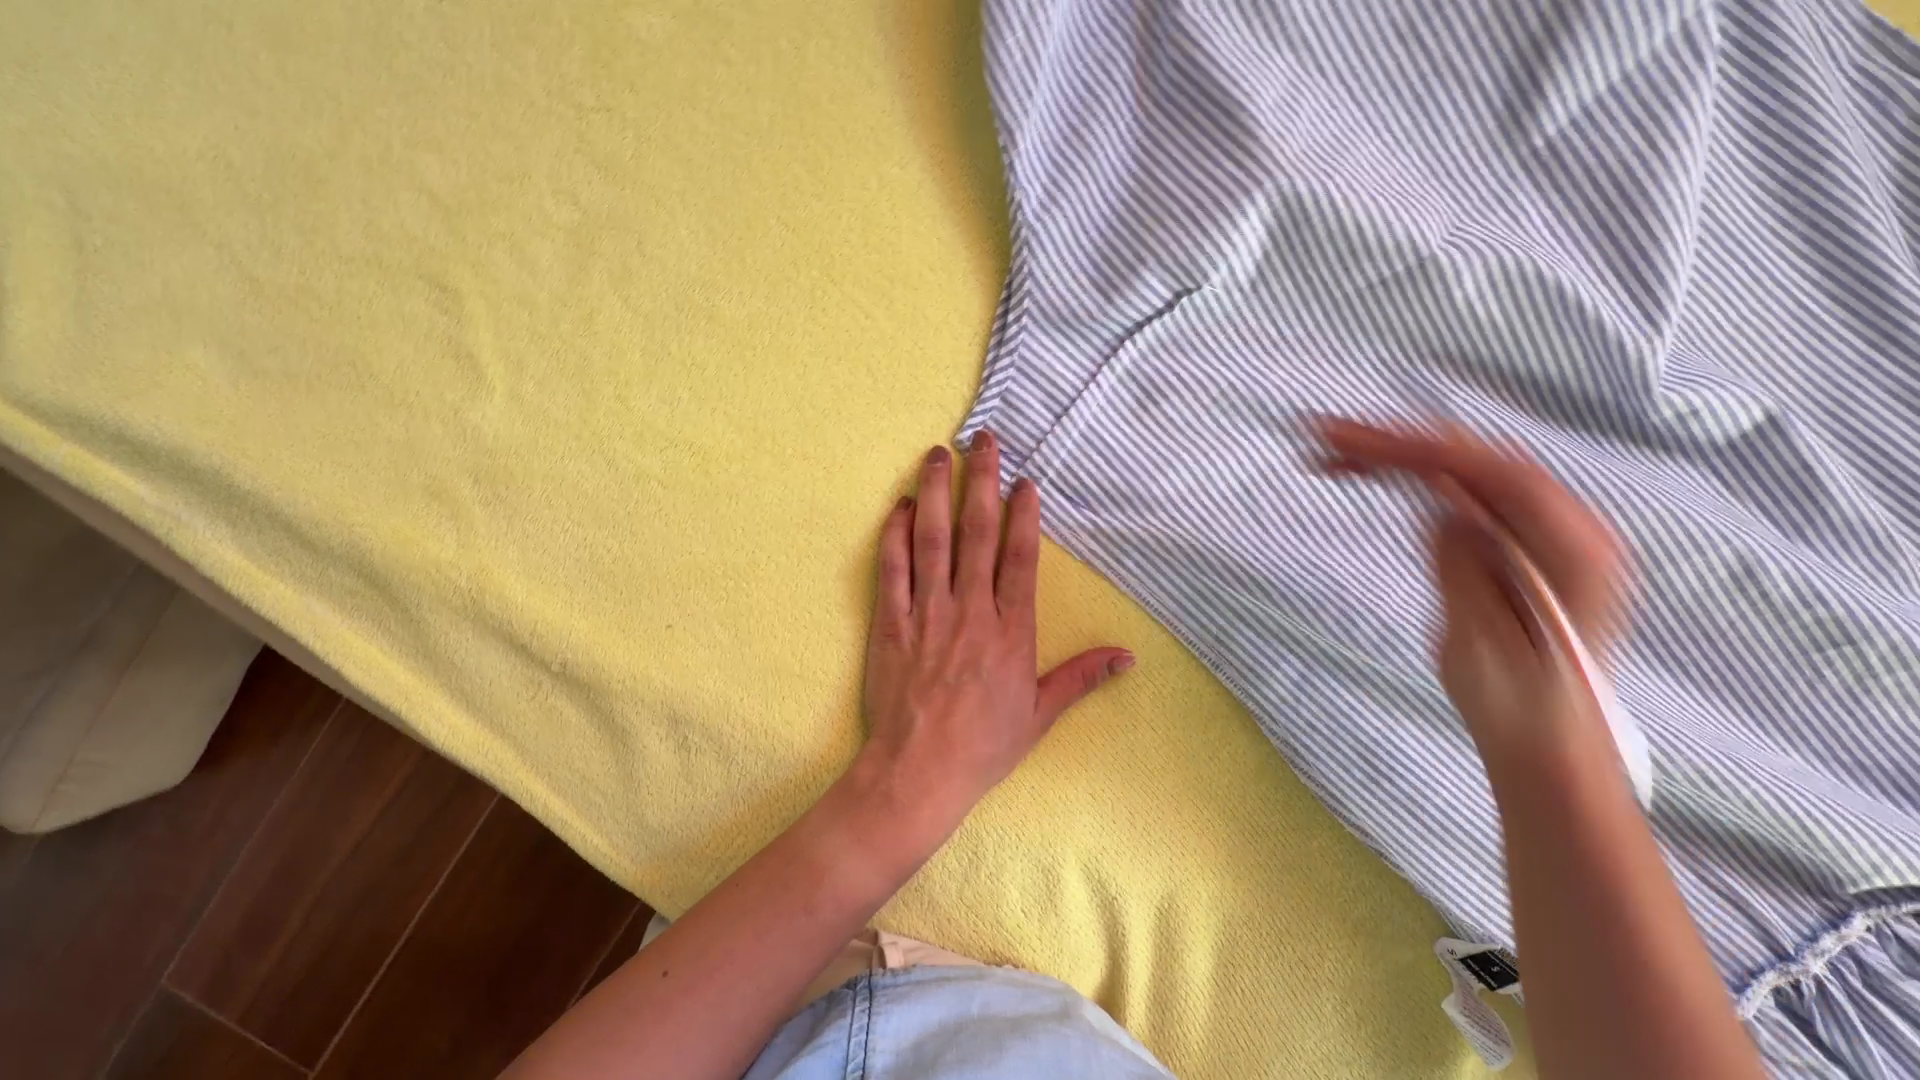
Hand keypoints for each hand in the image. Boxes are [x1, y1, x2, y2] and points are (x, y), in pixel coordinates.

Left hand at [855, 431, 1132, 842]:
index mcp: (1011, 631)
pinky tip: (899, 506)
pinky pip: (892, 568)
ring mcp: (927, 613)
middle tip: (984, 439)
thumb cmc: (983, 747)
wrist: (918, 773)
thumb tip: (1128, 656)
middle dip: (982, 481)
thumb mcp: (1040, 715)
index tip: (1026, 479)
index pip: (1020, 557)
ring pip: (931, 539)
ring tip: (938, 454)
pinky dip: (894, 534)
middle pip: (977, 532)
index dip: (1025, 513)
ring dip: (935, 492)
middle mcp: (971, 611)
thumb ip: (1081, 678)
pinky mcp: (890, 623)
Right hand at [1316, 418, 1628, 764]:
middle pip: (1481, 462)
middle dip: (1402, 443)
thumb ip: (1466, 569)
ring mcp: (1545, 534)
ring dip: (1403, 456)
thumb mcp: (1481, 644)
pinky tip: (1379, 474)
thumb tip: (1441, 506)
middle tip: (1327, 436)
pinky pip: (1468, 495)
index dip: (1427, 450)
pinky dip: (1418, 480)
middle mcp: (1570, 529)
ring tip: (1337, 452)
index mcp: (1575, 551)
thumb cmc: (1517, 709)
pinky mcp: (1518, 545)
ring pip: (1470, 473)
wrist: (1548, 746)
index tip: (1362, 440)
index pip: (1498, 475)